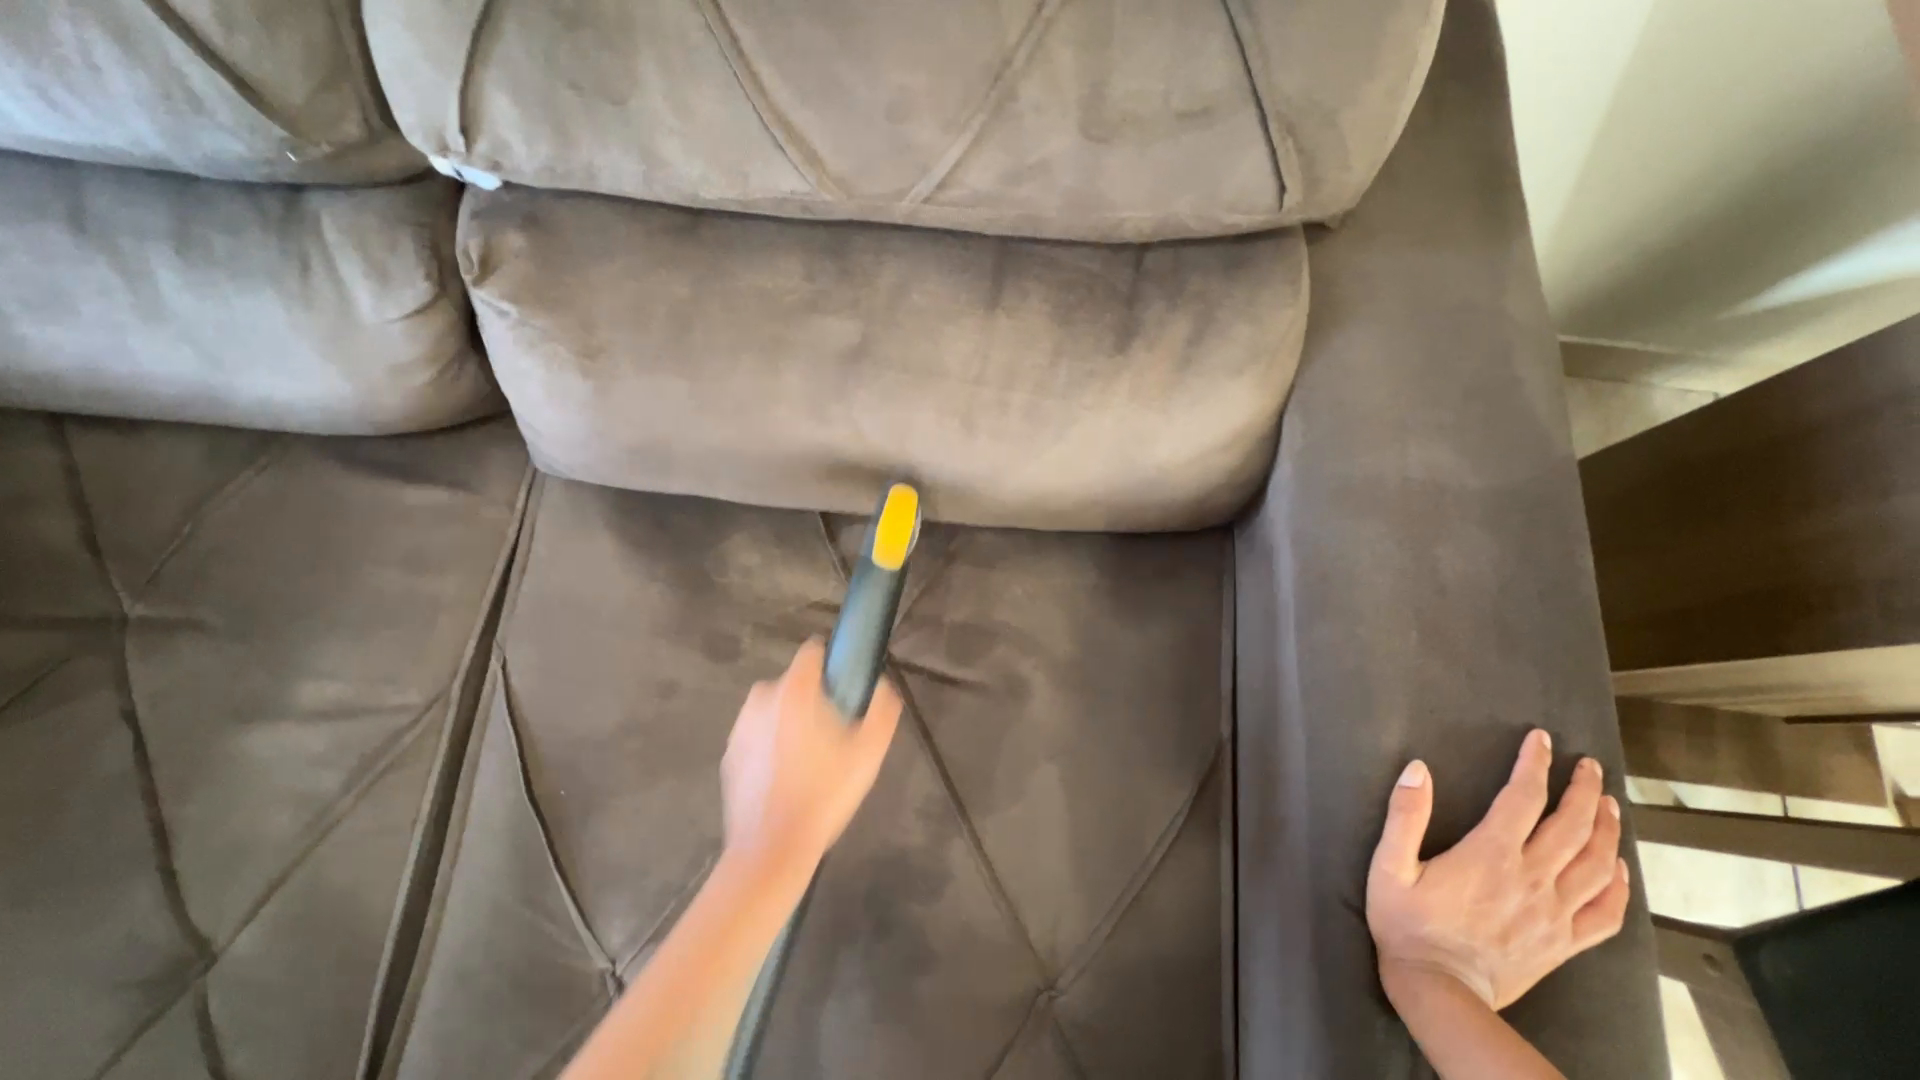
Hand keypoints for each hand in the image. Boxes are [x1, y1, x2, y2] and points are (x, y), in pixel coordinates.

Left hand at [720, 639, 900, 878]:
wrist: (772, 849)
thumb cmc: (824, 795)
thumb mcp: (870, 752)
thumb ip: (882, 708)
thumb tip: (881, 687)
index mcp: (794, 691)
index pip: (813, 651)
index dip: (833, 663)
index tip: (847, 689)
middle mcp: (761, 699)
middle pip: (794, 684)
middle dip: (813, 701)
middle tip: (835, 736)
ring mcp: (740, 728)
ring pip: (775, 711)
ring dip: (791, 724)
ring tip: (812, 763)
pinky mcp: (729, 756)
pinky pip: (758, 738)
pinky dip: (772, 748)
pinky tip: (787, 780)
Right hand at [1366, 729, 1630, 1010]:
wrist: (1438, 990)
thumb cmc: (1407, 924)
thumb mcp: (1388, 866)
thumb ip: (1404, 816)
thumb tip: (1417, 769)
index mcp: (1490, 854)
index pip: (1522, 797)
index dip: (1534, 764)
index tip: (1542, 739)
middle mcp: (1531, 878)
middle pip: (1572, 825)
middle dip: (1584, 790)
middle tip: (1589, 766)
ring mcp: (1554, 913)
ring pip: (1596, 864)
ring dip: (1607, 829)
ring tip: (1610, 805)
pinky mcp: (1563, 942)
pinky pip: (1605, 913)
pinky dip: (1618, 887)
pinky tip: (1618, 870)